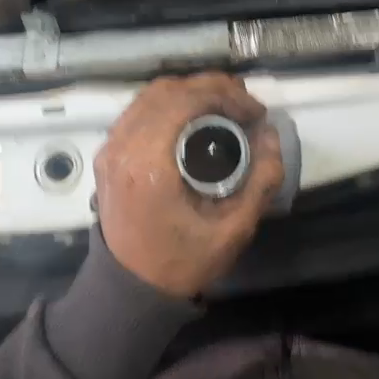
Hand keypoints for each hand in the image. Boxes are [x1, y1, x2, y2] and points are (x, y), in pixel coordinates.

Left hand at [94, 73, 283, 297]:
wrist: (130, 290)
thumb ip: (260, 180)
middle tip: (246, 106)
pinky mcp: (108, 151)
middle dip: (213, 88)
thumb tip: (270, 135)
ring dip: (191, 91)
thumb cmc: (181, 262)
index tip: (256, 112)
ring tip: (225, 107)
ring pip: (152, 94)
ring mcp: (111, 146)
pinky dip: (170, 102)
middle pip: (169, 89)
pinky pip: (140, 109)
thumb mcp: (232, 229)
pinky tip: (196, 116)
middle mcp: (124, 146)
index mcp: (149, 164)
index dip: (227, 95)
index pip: (187, 101)